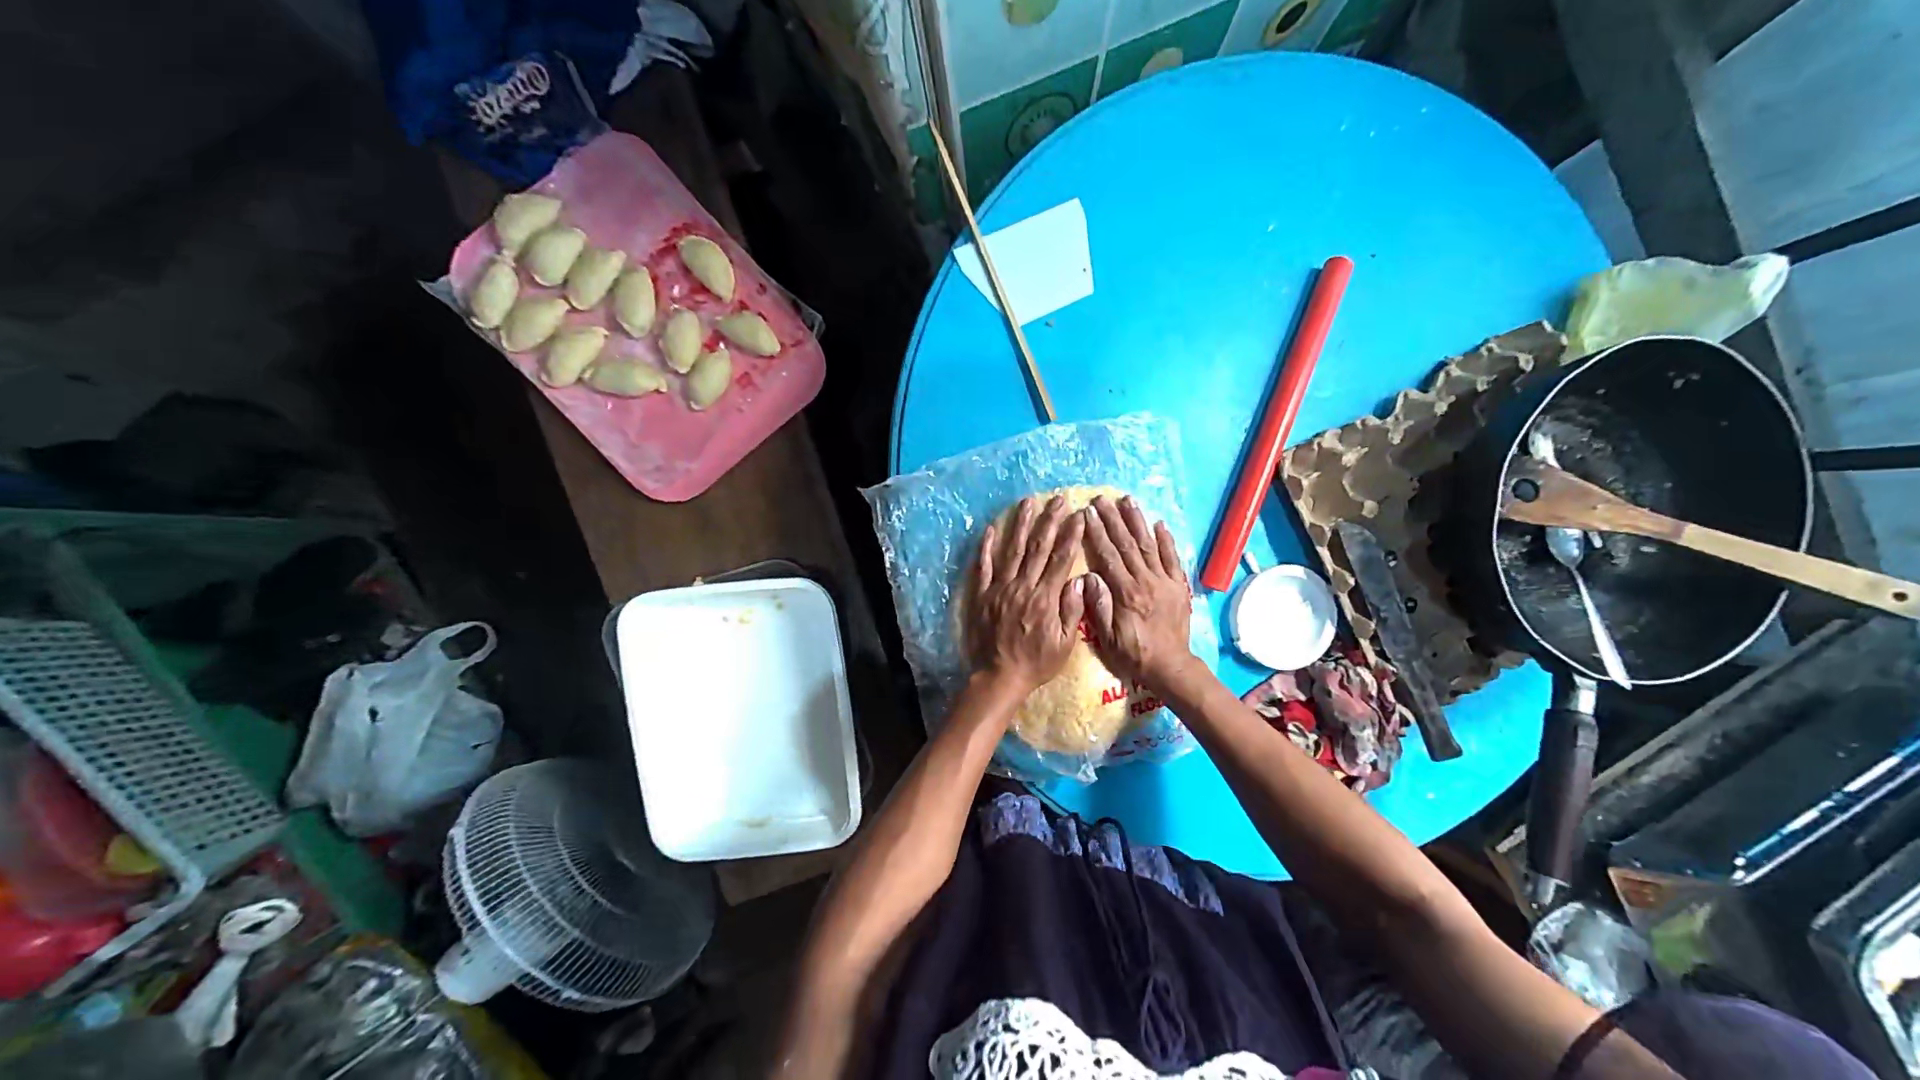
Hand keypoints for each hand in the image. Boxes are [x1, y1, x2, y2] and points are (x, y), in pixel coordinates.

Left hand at [965, 495, 1089, 694]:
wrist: (999, 676)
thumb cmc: (1036, 663)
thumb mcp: (1064, 644)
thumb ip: (1072, 611)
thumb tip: (1077, 580)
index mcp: (1046, 598)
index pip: (1061, 559)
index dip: (1071, 535)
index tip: (1078, 515)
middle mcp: (1023, 587)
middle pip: (1039, 548)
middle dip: (1049, 521)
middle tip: (1057, 499)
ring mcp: (1000, 588)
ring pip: (1013, 550)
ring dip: (1021, 524)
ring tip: (1028, 502)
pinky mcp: (982, 595)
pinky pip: (984, 566)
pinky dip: (987, 546)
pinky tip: (992, 527)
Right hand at [1082, 495, 1195, 693]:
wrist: (1170, 667)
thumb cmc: (1133, 654)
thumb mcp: (1107, 637)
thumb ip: (1098, 605)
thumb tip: (1087, 576)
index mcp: (1125, 593)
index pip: (1108, 556)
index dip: (1097, 532)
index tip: (1087, 513)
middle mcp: (1146, 581)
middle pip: (1127, 544)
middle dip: (1113, 519)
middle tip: (1102, 499)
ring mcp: (1165, 582)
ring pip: (1149, 546)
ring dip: (1138, 521)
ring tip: (1128, 500)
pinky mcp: (1179, 587)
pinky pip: (1173, 559)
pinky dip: (1166, 540)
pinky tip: (1159, 524)